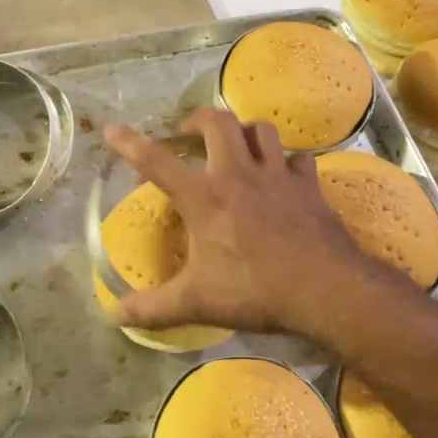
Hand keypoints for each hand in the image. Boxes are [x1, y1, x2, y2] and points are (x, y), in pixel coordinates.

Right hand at [104, 108, 410, 339]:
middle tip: (189, 133)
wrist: (325, 288)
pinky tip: (285, 173)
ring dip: (245, 131)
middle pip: (217, 123)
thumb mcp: (196, 303)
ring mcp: (277, 175)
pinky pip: (299, 158)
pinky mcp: (308, 186)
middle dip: (199, 120)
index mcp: (203, 197)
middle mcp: (237, 174)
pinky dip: (289, 160)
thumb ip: (153, 308)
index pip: (156, 161)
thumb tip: (113, 316)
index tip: (113, 129)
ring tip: (237, 144)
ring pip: (260, 130)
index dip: (130, 143)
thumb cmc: (253, 290)